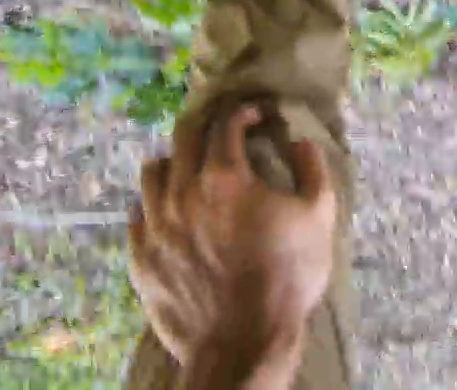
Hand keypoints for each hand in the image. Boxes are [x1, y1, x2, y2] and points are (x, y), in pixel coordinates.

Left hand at [128, 101, 337, 384]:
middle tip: (223, 127)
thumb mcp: (320, 214)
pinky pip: (137, 213)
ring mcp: (157, 225)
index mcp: (227, 176)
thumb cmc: (288, 275)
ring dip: (175, 159)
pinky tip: (170, 207)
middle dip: (206, 122)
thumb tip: (299, 140)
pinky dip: (154, 200)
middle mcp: (184, 192)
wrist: (243, 344)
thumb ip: (312, 167)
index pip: (227, 123)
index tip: (257, 115)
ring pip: (153, 171)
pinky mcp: (141, 257)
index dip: (244, 112)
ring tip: (191, 166)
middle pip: (184, 136)